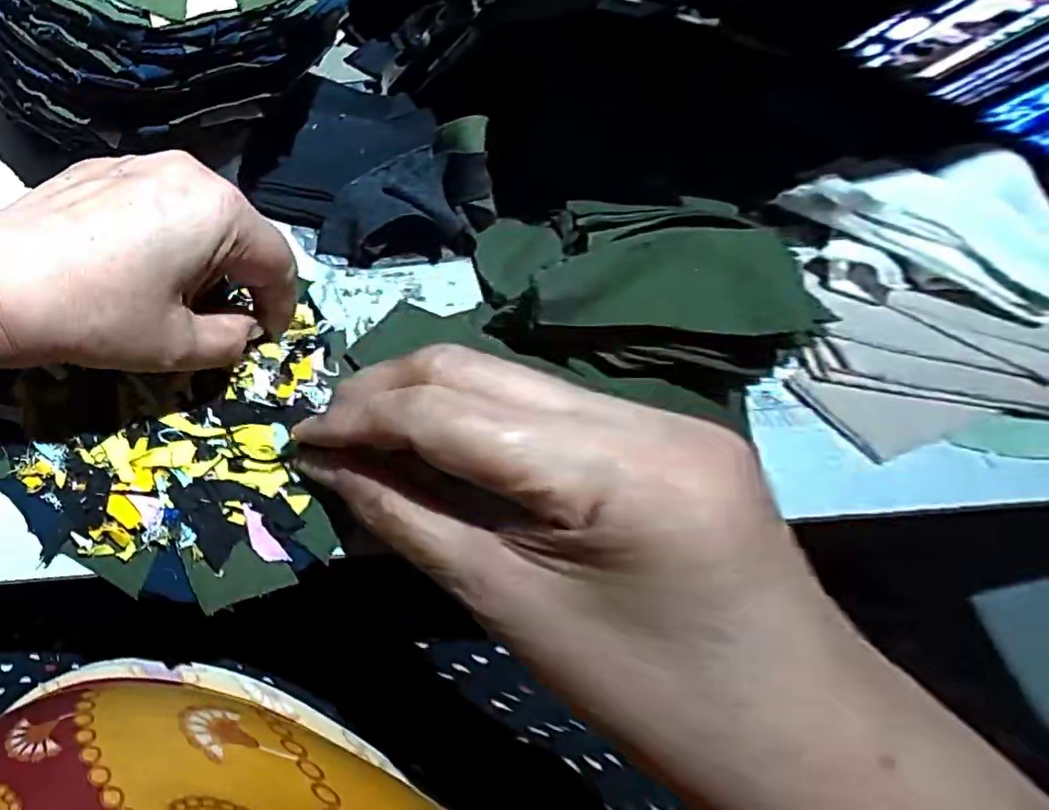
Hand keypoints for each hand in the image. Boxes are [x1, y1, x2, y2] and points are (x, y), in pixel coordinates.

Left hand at [0, 151, 296, 370]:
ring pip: (193, 211)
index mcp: (217, 208)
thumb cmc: (93, 314)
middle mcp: (185, 170)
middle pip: (235, 229)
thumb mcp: (172, 345)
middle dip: (234, 278)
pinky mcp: (96, 167)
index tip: (265, 336)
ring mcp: (136, 161)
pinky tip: (120, 265)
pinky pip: (150, 200)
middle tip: (209, 320)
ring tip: (162, 293)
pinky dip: (156, 233)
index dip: (280, 304)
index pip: (277, 259)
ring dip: (195, 254)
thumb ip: (229, 341)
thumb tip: (244, 329)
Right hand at [292, 346, 865, 796]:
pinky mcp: (651, 427)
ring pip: (492, 372)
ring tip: (362, 431)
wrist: (809, 742)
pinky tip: (428, 440)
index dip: (358, 418)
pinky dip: (459, 413)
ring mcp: (651, 413)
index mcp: (613, 466)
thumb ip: (401, 516)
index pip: (445, 410)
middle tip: (326, 431)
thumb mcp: (502, 601)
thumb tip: (325, 466)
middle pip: (465, 367)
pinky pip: (526, 399)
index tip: (301, 438)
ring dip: (414, 396)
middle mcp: (636, 414)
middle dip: (378, 392)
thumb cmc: (646, 691)